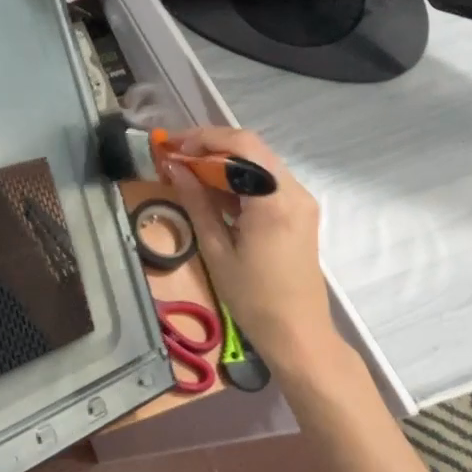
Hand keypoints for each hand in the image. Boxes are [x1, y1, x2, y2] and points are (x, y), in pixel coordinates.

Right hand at [157, 126, 339, 370]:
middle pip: (249, 147)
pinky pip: (265, 178)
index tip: (171, 147)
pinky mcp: (298, 210)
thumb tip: (174, 166)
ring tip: (186, 171)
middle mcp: (293, 192)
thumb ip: (196, 202)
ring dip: (221, 159)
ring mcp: (300, 200)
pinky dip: (236, 175)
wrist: (299, 334)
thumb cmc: (253, 298)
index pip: (240, 145)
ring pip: (257, 160)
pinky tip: (211, 189)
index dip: (202, 138)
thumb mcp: (215, 249)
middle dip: (208, 145)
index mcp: (274, 201)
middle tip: (174, 156)